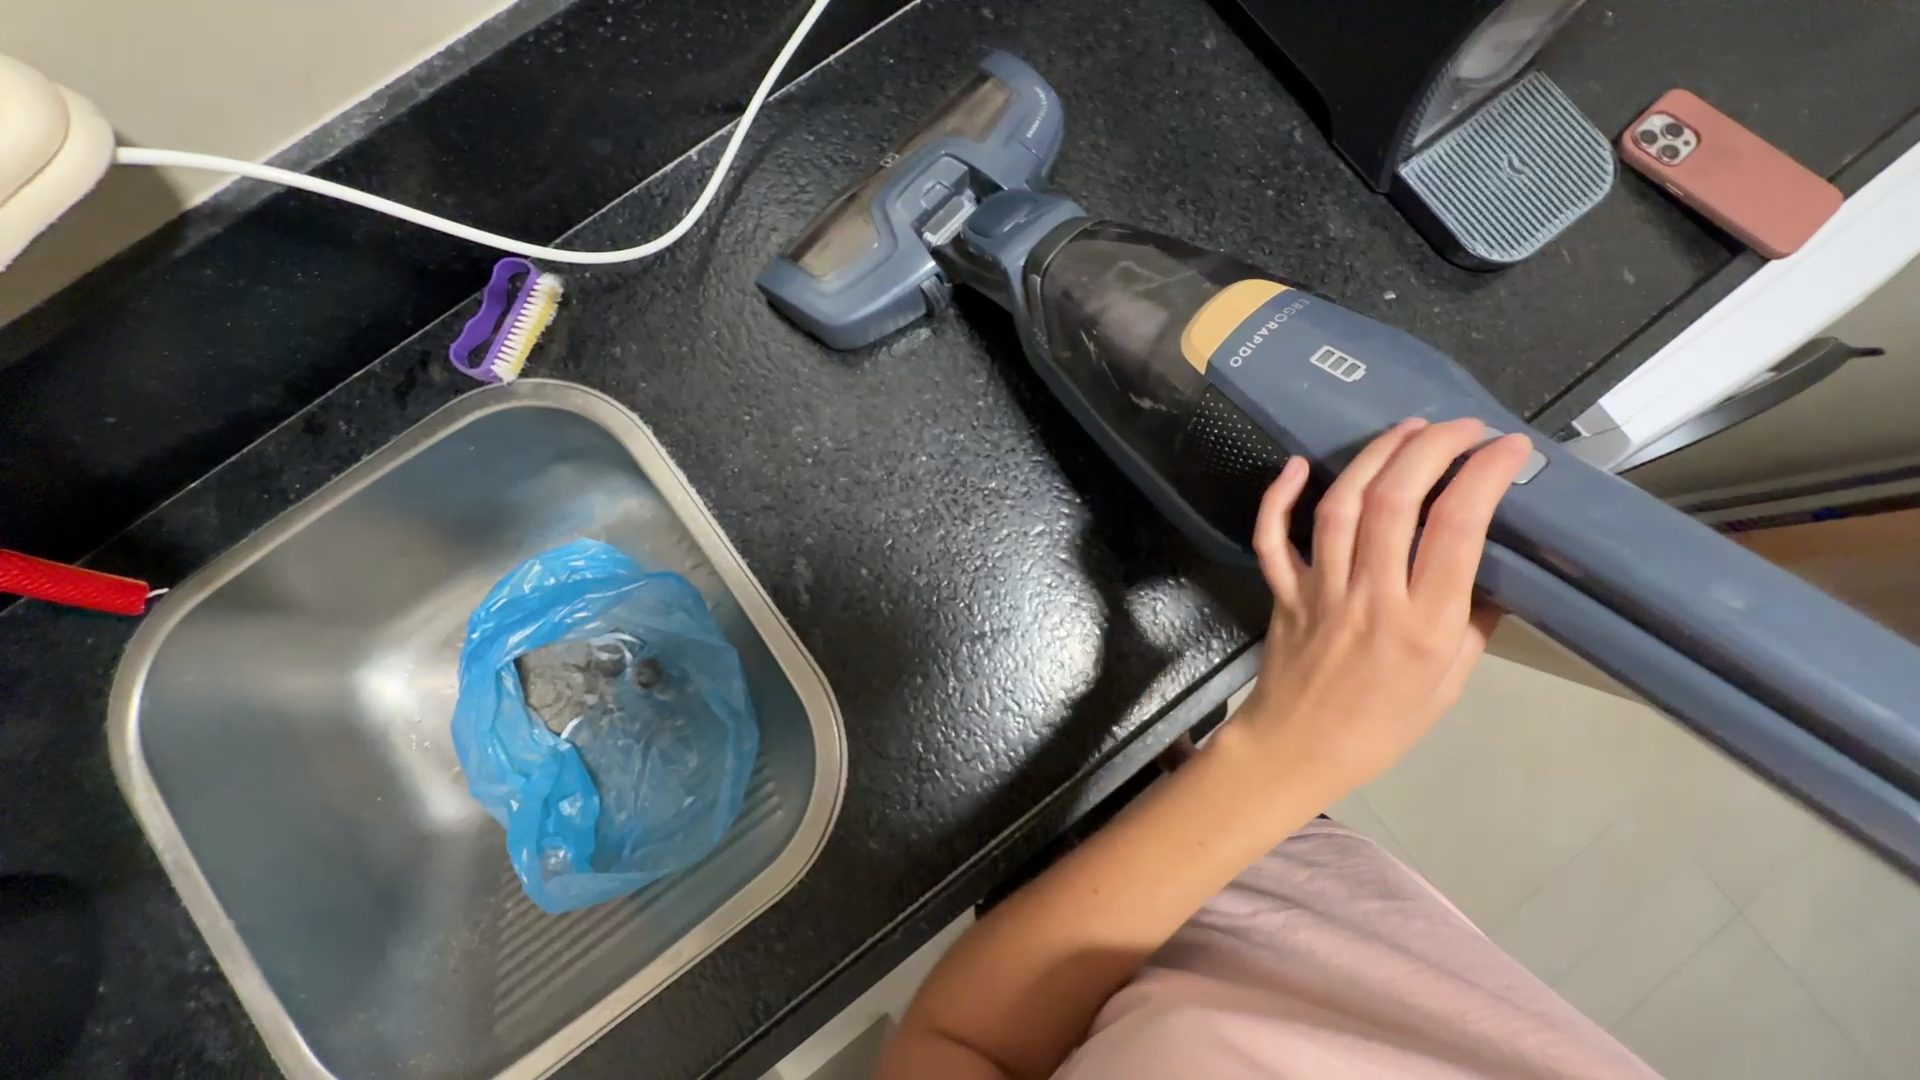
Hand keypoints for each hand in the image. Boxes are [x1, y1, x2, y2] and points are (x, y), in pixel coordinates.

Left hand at [1229, 417, 1532, 795]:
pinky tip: (1299, 464)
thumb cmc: (1382, 723)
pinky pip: (1271, 538)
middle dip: (1431, 450)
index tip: (1508, 448)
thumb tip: (1490, 566)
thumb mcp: (1449, 683)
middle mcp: (1370, 597)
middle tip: (1459, 427)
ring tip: (1407, 429)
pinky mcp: (1282, 591)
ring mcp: (1318, 590)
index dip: (1484, 475)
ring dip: (1373, 458)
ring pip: (1339, 508)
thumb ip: (1472, 621)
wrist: (1299, 747)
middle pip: (1394, 503)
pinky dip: (1279, 498)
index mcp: (1423, 624)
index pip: (1457, 529)